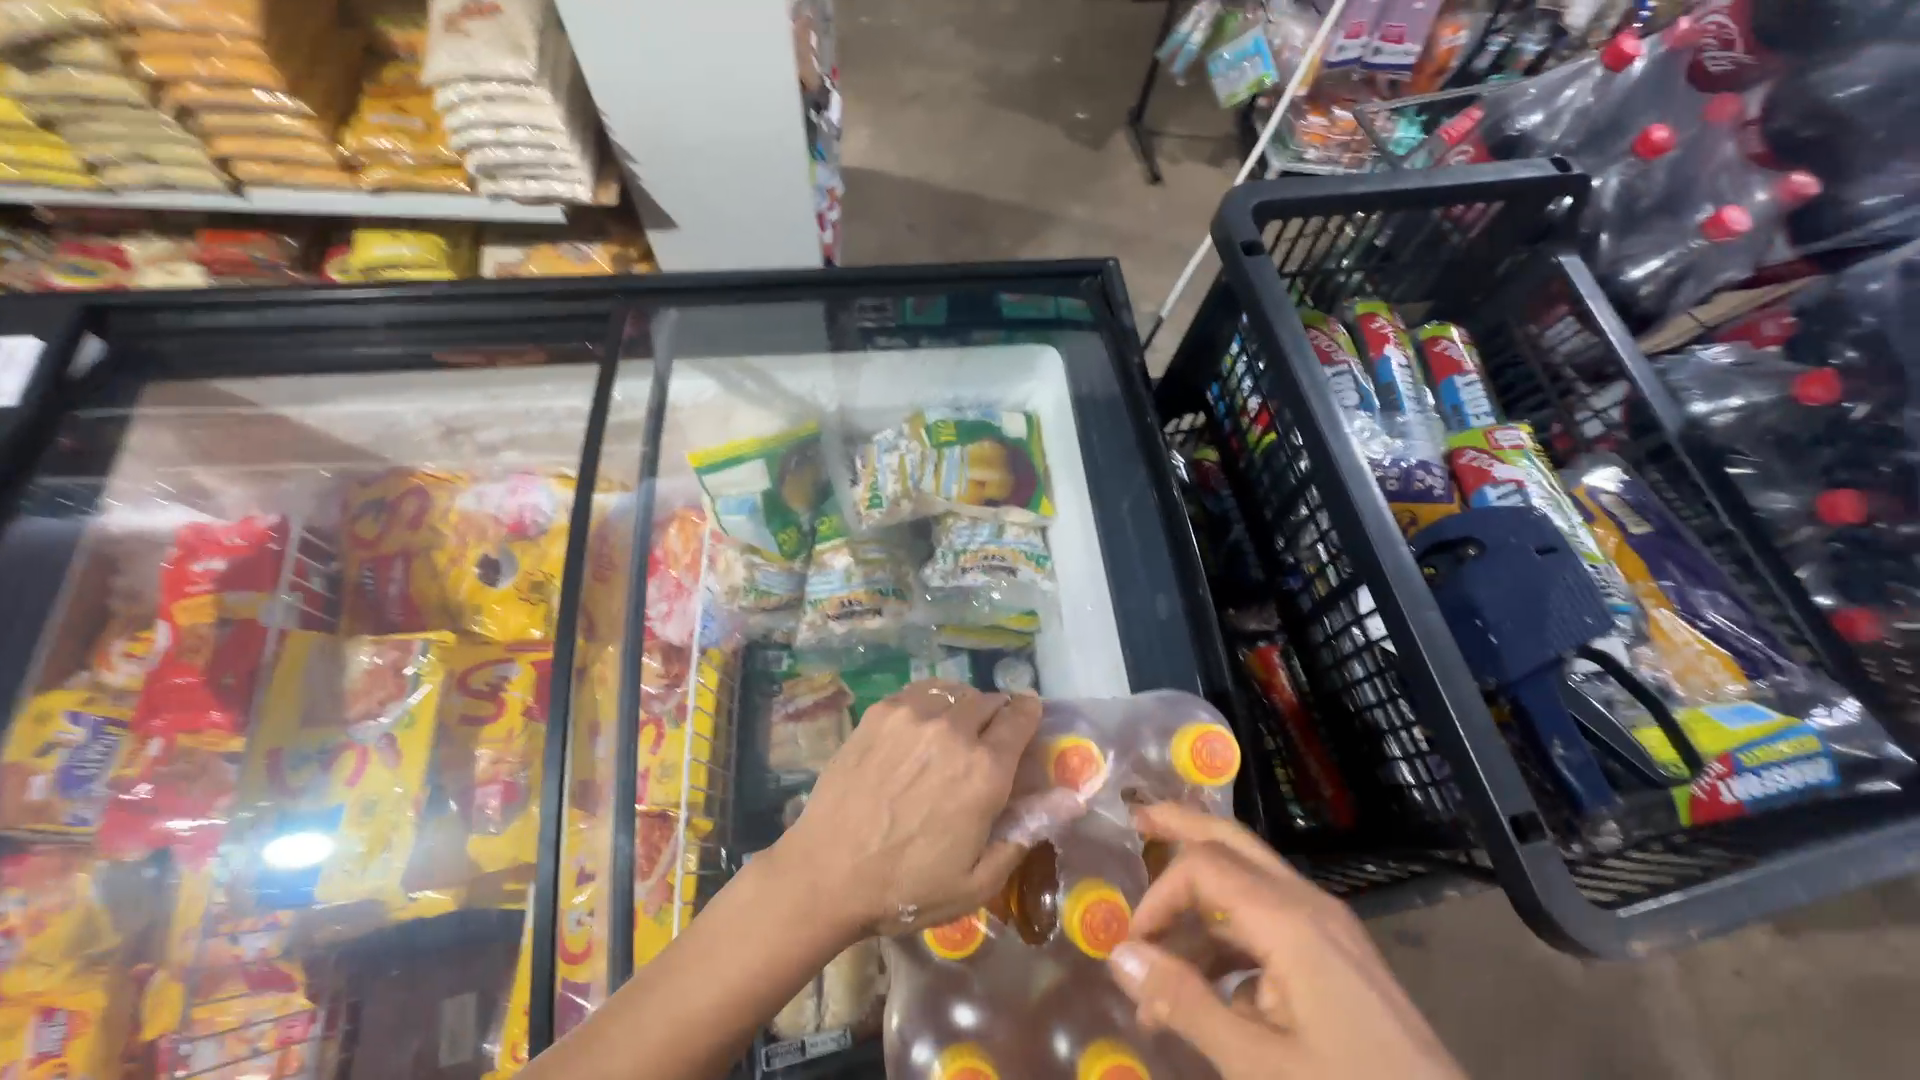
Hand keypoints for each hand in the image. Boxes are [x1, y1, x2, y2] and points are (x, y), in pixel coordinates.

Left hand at [771, 680, 1046, 938]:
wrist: (826, 873)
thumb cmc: (907, 887)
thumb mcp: (978, 879)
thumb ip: (1026, 831)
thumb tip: (1070, 799)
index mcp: (985, 770)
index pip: (1022, 716)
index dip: (1030, 716)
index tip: (1028, 724)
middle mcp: (953, 731)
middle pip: (990, 700)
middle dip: (997, 716)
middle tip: (988, 741)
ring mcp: (912, 716)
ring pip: (955, 691)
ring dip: (964, 706)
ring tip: (954, 731)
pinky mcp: (879, 713)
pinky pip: (920, 691)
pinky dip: (931, 701)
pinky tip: (922, 727)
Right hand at [1106, 803, 1463, 1079]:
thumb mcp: (1256, 1064)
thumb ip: (1184, 1003)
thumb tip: (1120, 955)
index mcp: (1290, 920)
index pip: (1203, 867)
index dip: (1157, 897)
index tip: (1132, 952)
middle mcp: (1309, 906)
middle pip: (1233, 842)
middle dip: (1182, 827)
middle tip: (1134, 817)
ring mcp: (1328, 929)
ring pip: (1249, 884)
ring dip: (1199, 909)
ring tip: (1157, 960)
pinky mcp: (1336, 958)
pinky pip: (1270, 925)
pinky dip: (1229, 943)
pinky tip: (1208, 991)